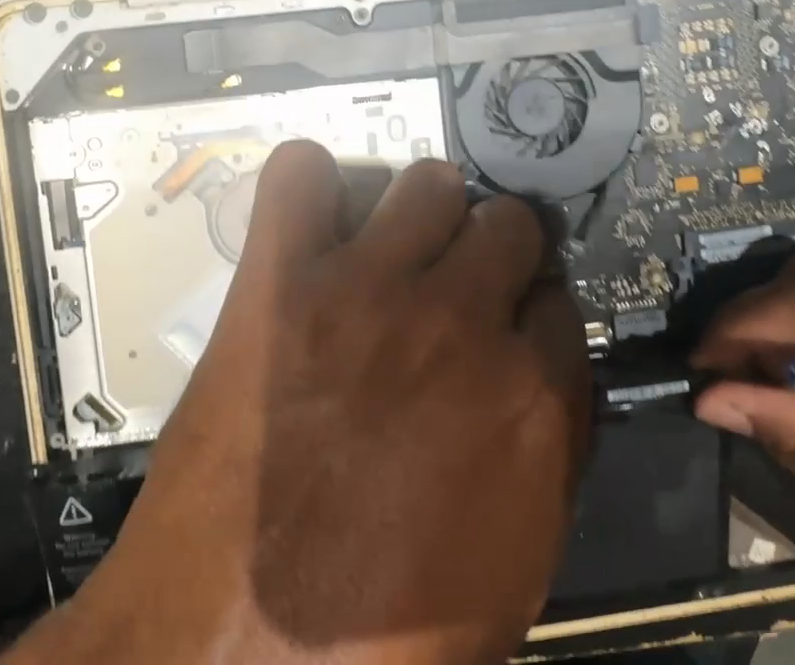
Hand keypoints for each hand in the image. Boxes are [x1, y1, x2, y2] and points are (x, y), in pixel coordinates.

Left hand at [4, 140, 591, 664]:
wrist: (233, 653)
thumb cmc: (385, 636)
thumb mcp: (514, 564)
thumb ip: (544, 452)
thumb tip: (541, 385)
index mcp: (533, 395)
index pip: (560, 302)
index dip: (532, 315)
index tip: (508, 325)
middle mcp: (460, 323)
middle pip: (508, 226)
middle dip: (492, 254)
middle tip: (454, 286)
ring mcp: (366, 292)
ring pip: (427, 184)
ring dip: (422, 215)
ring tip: (391, 253)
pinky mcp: (278, 283)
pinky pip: (299, 177)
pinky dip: (309, 188)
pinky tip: (309, 226)